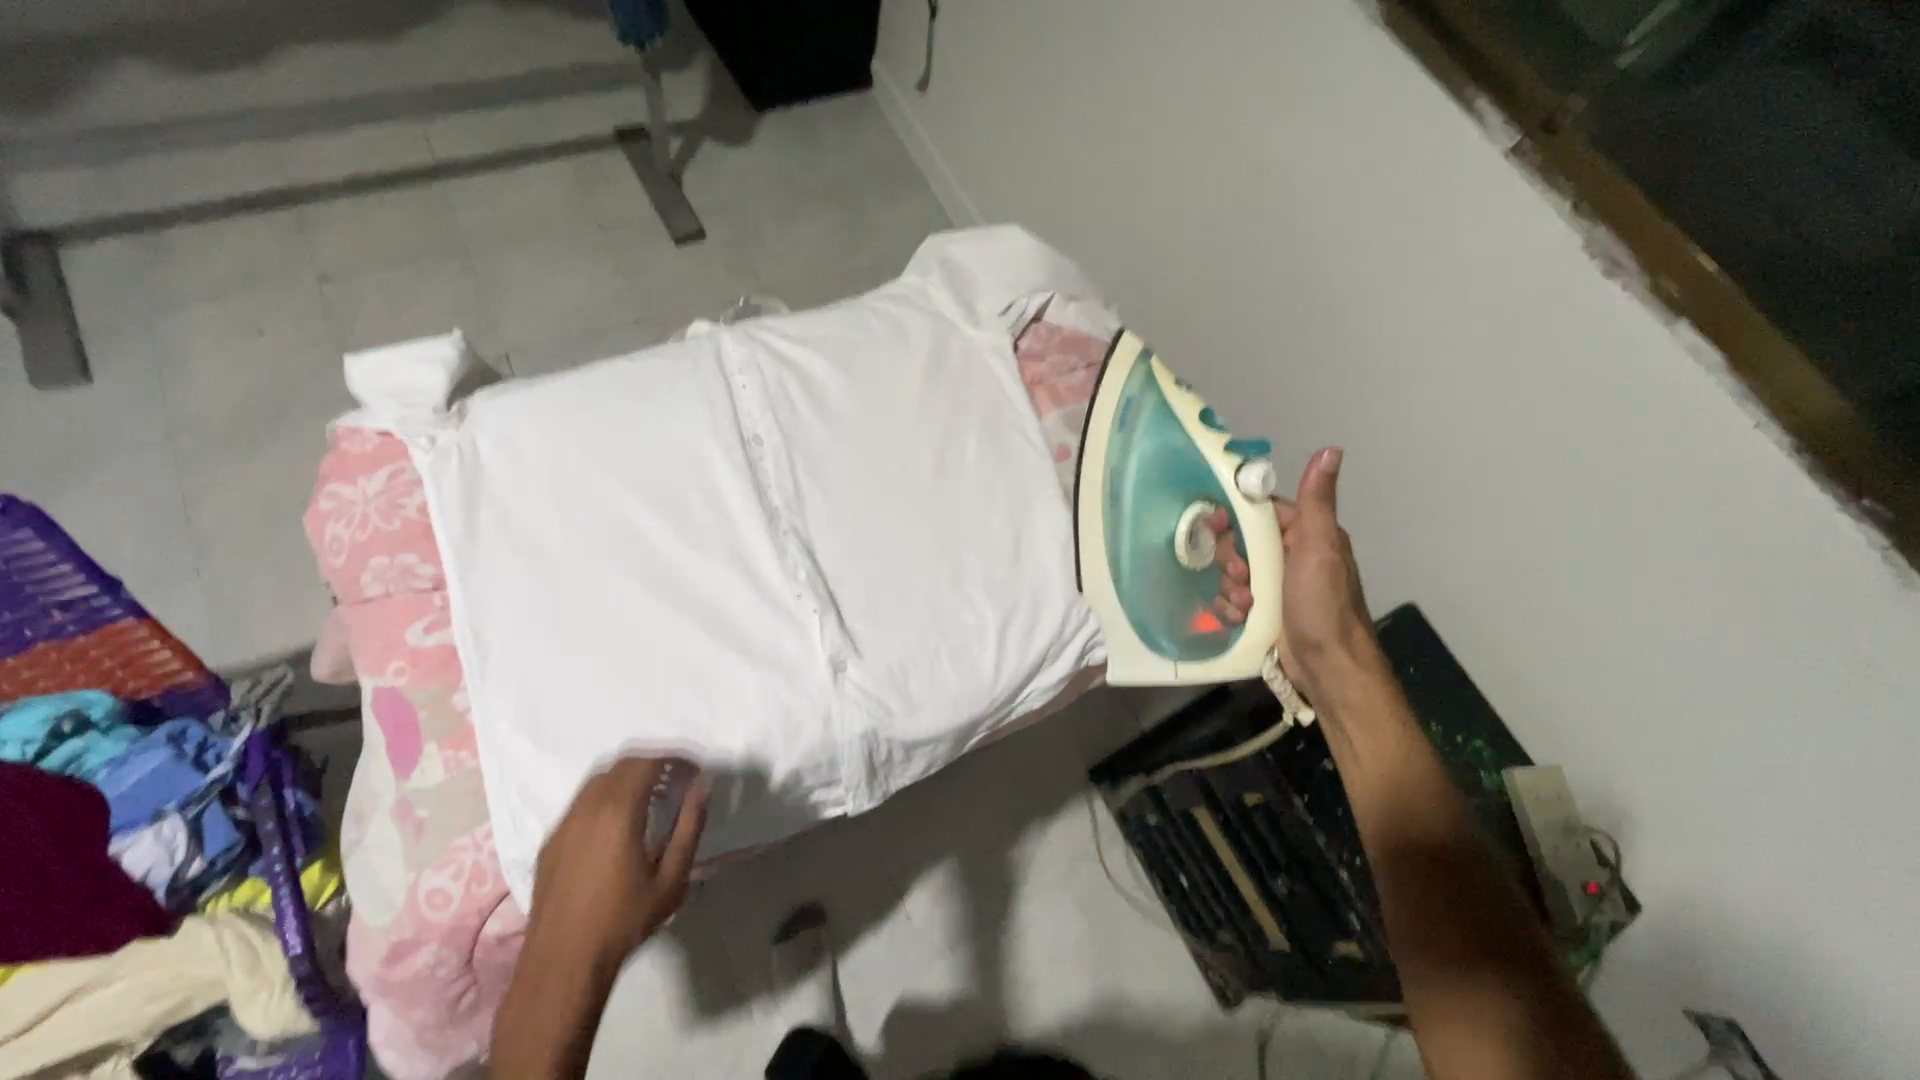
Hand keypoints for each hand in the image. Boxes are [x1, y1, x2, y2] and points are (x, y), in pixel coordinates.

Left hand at [526, 756, 710, 968]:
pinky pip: (581, 801)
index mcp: (619, 812)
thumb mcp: (672, 878)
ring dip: (627, 776)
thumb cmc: (625, 920)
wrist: (563, 961)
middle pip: (622, 763)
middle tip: (678, 778)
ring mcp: (564, 823)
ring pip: (598, 779)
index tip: (696, 767)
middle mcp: (587, 807)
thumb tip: (703, 786)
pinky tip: (619, 823)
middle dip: (653, 762)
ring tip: (651, 796)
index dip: (675, 757)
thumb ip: (690, 826)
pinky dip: (606, 795)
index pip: (648, 762)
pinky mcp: (552, 840)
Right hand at [1209, 448, 1376, 699]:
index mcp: (1307, 535)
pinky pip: (1233, 599)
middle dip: (1232, 559)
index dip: (1236, 516)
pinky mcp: (1264, 613)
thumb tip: (1331, 449)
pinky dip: (1231, 608)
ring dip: (1230, 587)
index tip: (1215, 526)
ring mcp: (1277, 587)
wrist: (1328, 669)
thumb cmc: (1323, 606)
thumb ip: (1317, 501)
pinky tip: (1240, 618)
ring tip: (1245, 604)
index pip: (1262, 510)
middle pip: (1242, 541)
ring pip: (1234, 572)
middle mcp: (1292, 556)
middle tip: (1241, 577)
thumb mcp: (1319, 548)